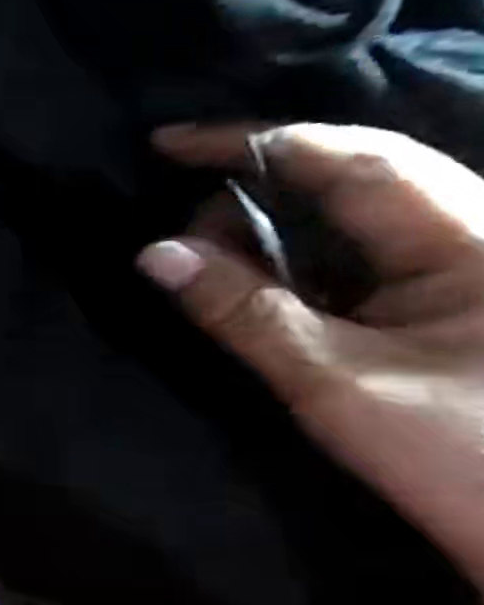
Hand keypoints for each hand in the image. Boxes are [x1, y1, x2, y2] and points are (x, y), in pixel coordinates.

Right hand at [141, 123, 483, 589]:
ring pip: (360, 219)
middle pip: (358, 179)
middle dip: (254, 192)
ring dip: (271, 231)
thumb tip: (153, 252)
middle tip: (178, 237)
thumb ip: (242, 311)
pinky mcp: (461, 304)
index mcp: (479, 243)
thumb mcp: (336, 385)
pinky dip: (299, 262)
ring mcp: (476, 271)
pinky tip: (256, 281)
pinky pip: (367, 258)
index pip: (353, 162)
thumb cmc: (472, 461)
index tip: (165, 143)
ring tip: (205, 261)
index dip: (254, 143)